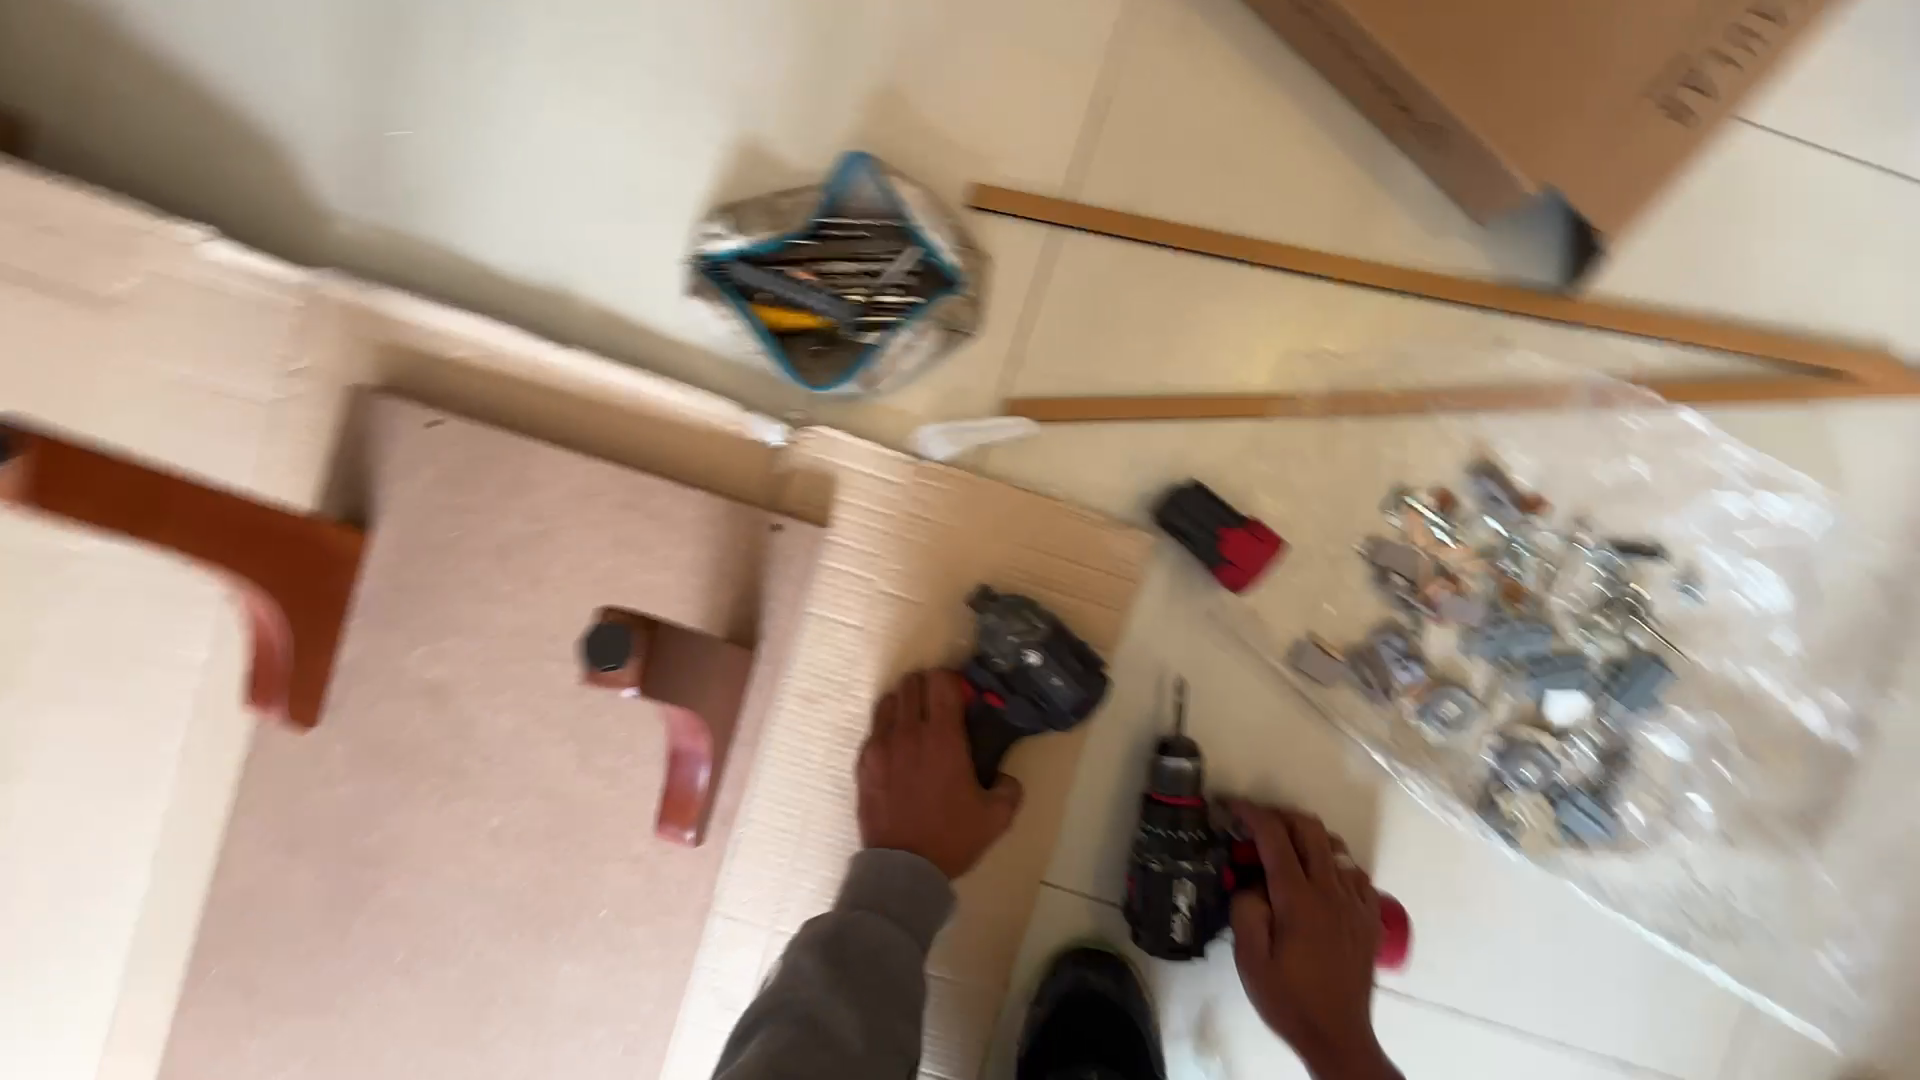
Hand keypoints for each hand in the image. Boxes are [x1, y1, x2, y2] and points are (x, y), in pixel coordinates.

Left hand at [857, 670, 1023, 879]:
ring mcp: (881, 745)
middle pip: (913, 682)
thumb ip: (1008, 789)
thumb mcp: (995, 818)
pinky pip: (874, 728)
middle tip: (940, 706)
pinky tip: (898, 749)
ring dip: (906, 703)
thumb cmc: (951, 839)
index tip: (961, 696)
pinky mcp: (863, 761)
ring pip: (890, 700)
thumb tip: (1003, 776)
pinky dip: (888, 727)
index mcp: (943, 738)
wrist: (903, 869)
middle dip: (928, 687)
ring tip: (916, 723)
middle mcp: (909, 732)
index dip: (953, 681)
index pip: (941, 681)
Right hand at [1227, 801, 1400, 1079]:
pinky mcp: (1370, 919)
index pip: (1274, 837)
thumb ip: (1246, 909)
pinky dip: (1333, 862)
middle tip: (1255, 823)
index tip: (1230, 807)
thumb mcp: (1249, 958)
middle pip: (1310, 829)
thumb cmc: (1287, 999)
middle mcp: (1331, 892)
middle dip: (1279, 815)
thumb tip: (1252, 883)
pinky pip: (1355, 873)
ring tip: (1284, 848)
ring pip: (1335, 846)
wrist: (1338, 1039)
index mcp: (1298, 899)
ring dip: (1307, 836)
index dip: (1250, 814)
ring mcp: (1356, 904)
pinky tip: (1318, 878)